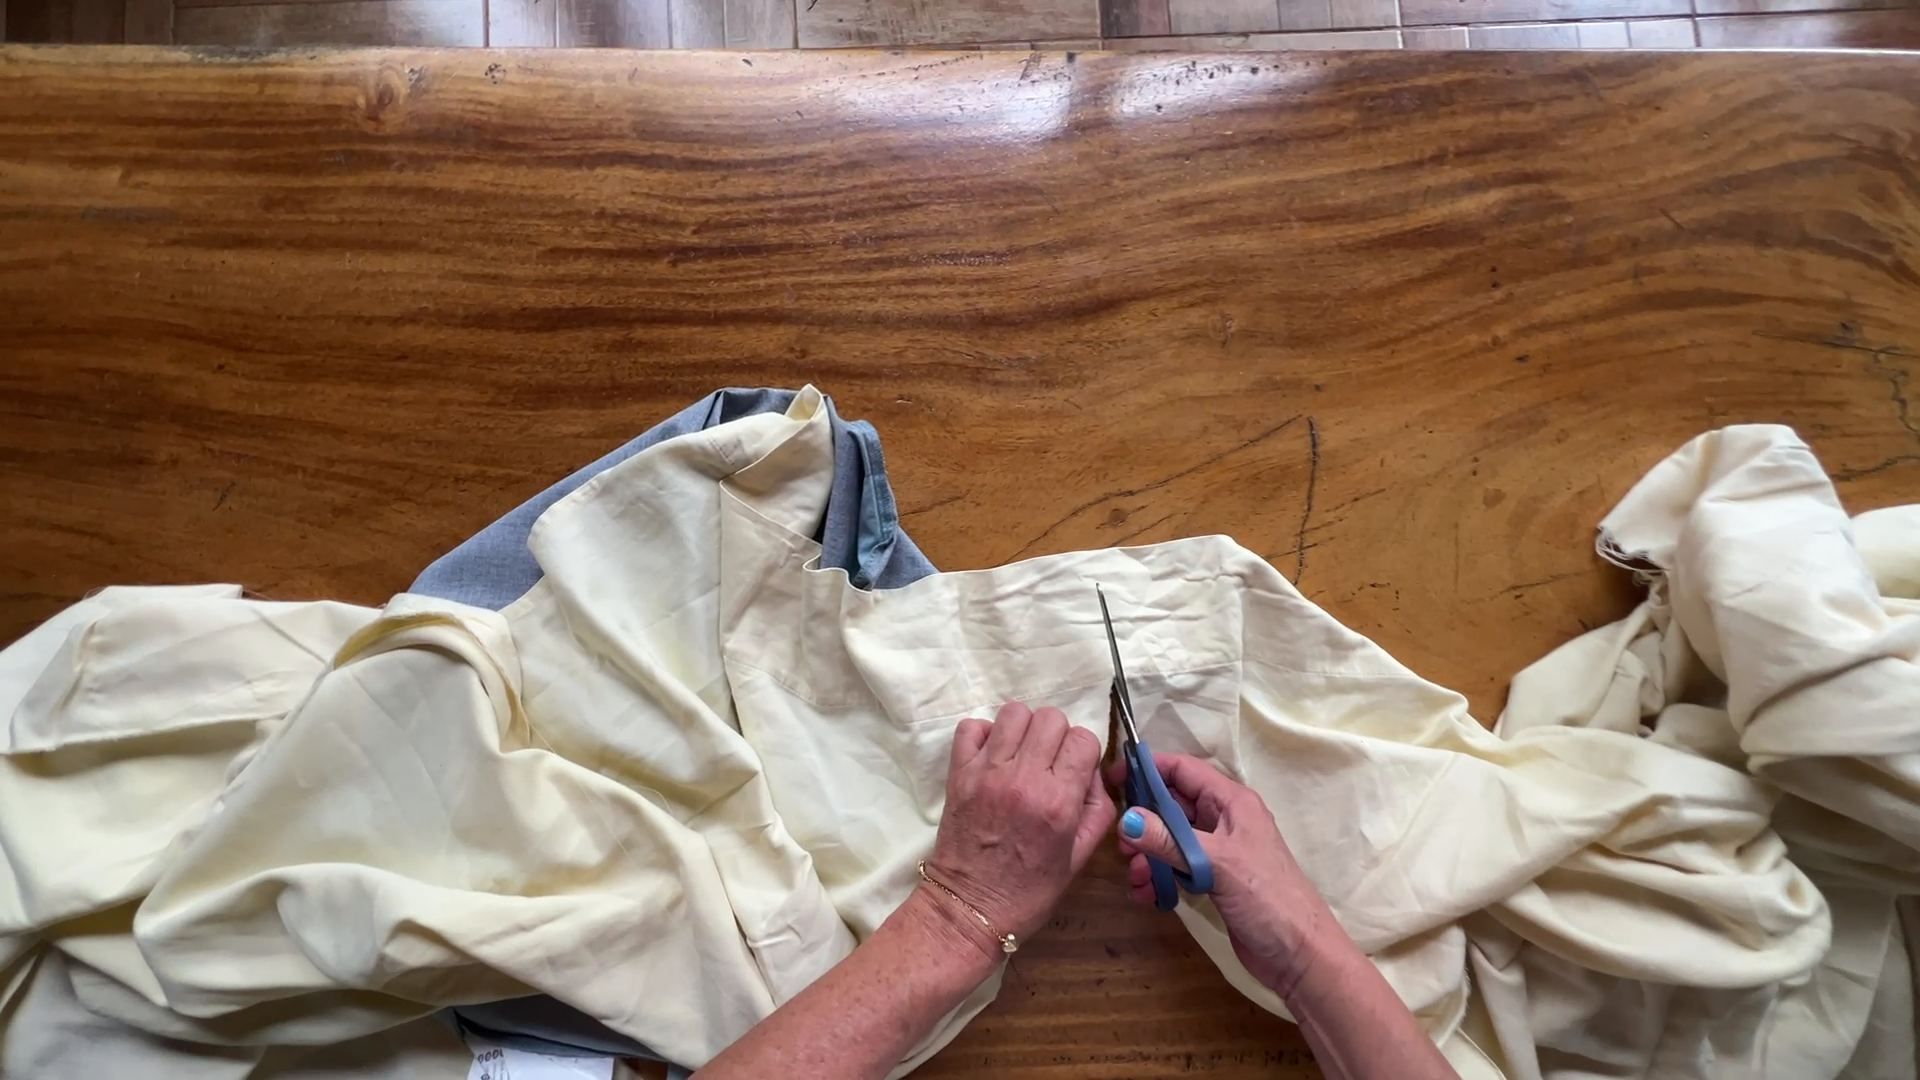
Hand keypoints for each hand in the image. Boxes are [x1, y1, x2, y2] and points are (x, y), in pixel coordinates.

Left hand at [922, 702, 1116, 960]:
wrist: (969, 908)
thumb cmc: (1029, 890)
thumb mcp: (1079, 857)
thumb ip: (1097, 808)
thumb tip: (1092, 770)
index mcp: (1058, 802)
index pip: (1083, 739)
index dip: (1084, 752)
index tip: (1075, 769)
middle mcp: (1024, 778)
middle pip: (1050, 717)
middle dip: (1057, 735)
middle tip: (1049, 762)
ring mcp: (987, 771)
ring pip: (1014, 712)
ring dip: (1024, 728)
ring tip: (1021, 754)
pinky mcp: (959, 771)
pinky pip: (972, 726)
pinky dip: (984, 734)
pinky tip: (992, 756)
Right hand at [1109, 753, 1333, 998]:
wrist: (1301, 958)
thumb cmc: (1267, 898)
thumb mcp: (1215, 863)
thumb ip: (1168, 840)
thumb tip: (1126, 820)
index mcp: (1230, 801)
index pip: (1182, 770)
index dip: (1147, 769)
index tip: (1114, 778)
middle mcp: (1222, 818)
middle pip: (1171, 804)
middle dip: (1143, 820)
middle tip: (1122, 843)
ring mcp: (1217, 849)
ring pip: (1170, 837)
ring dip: (1148, 853)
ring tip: (1136, 876)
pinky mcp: (1212, 878)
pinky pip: (1175, 865)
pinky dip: (1158, 875)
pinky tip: (1147, 893)